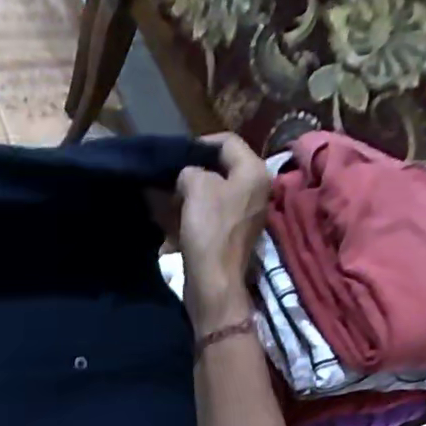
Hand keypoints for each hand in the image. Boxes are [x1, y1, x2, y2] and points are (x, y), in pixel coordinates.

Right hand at [173, 133, 268, 331]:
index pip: (227, 142)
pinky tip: (175, 222)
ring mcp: (247, 216)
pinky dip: (194, 217)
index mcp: (254, 172)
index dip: (200, 144)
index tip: (177, 156)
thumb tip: (189, 178)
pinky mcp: (234, 237)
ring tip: (168, 201)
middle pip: (222, 170)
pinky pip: (213, 218)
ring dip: (190, 197)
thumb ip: (191, 170)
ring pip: (214, 195)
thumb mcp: (195, 185)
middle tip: (171, 179)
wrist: (214, 283)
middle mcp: (257, 191)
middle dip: (194, 174)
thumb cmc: (209, 229)